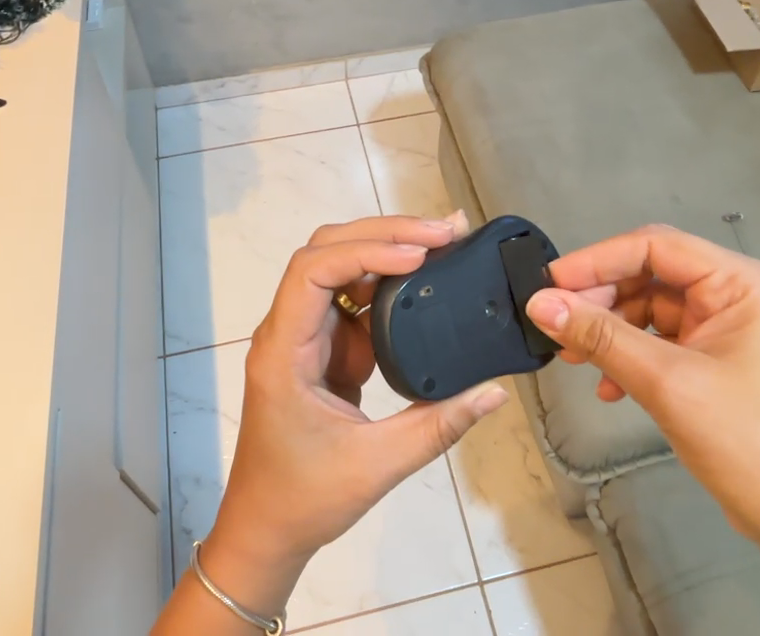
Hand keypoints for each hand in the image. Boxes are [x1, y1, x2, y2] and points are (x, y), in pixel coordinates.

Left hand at [196, 215, 511, 614]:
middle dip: (384, 233)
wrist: (265, 528)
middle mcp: (288, 330)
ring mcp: (304, 335)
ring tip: (443, 242)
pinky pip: (351, 298)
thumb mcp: (376, 465)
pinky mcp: (322, 346)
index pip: (313, 272)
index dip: (364, 252)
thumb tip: (494, 392)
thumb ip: (438, 426)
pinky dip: (387, 281)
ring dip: (387, 249)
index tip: (419, 256)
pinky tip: (424, 277)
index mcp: (284, 351)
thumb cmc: (305, 498)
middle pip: (326, 252)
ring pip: (339, 267)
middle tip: (446, 231)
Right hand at [523, 225, 759, 634]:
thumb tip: (540, 304)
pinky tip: (610, 388)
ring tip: (576, 360)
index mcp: (745, 283)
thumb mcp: (668, 384)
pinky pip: (669, 343)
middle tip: (558, 326)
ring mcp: (737, 330)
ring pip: (656, 311)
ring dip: (613, 333)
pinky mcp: (729, 363)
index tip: (550, 284)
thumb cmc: (754, 444)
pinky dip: (635, 358)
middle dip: (602, 300)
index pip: (657, 246)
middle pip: (654, 276)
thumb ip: (600, 337)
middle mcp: (744, 295)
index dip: (597, 260)